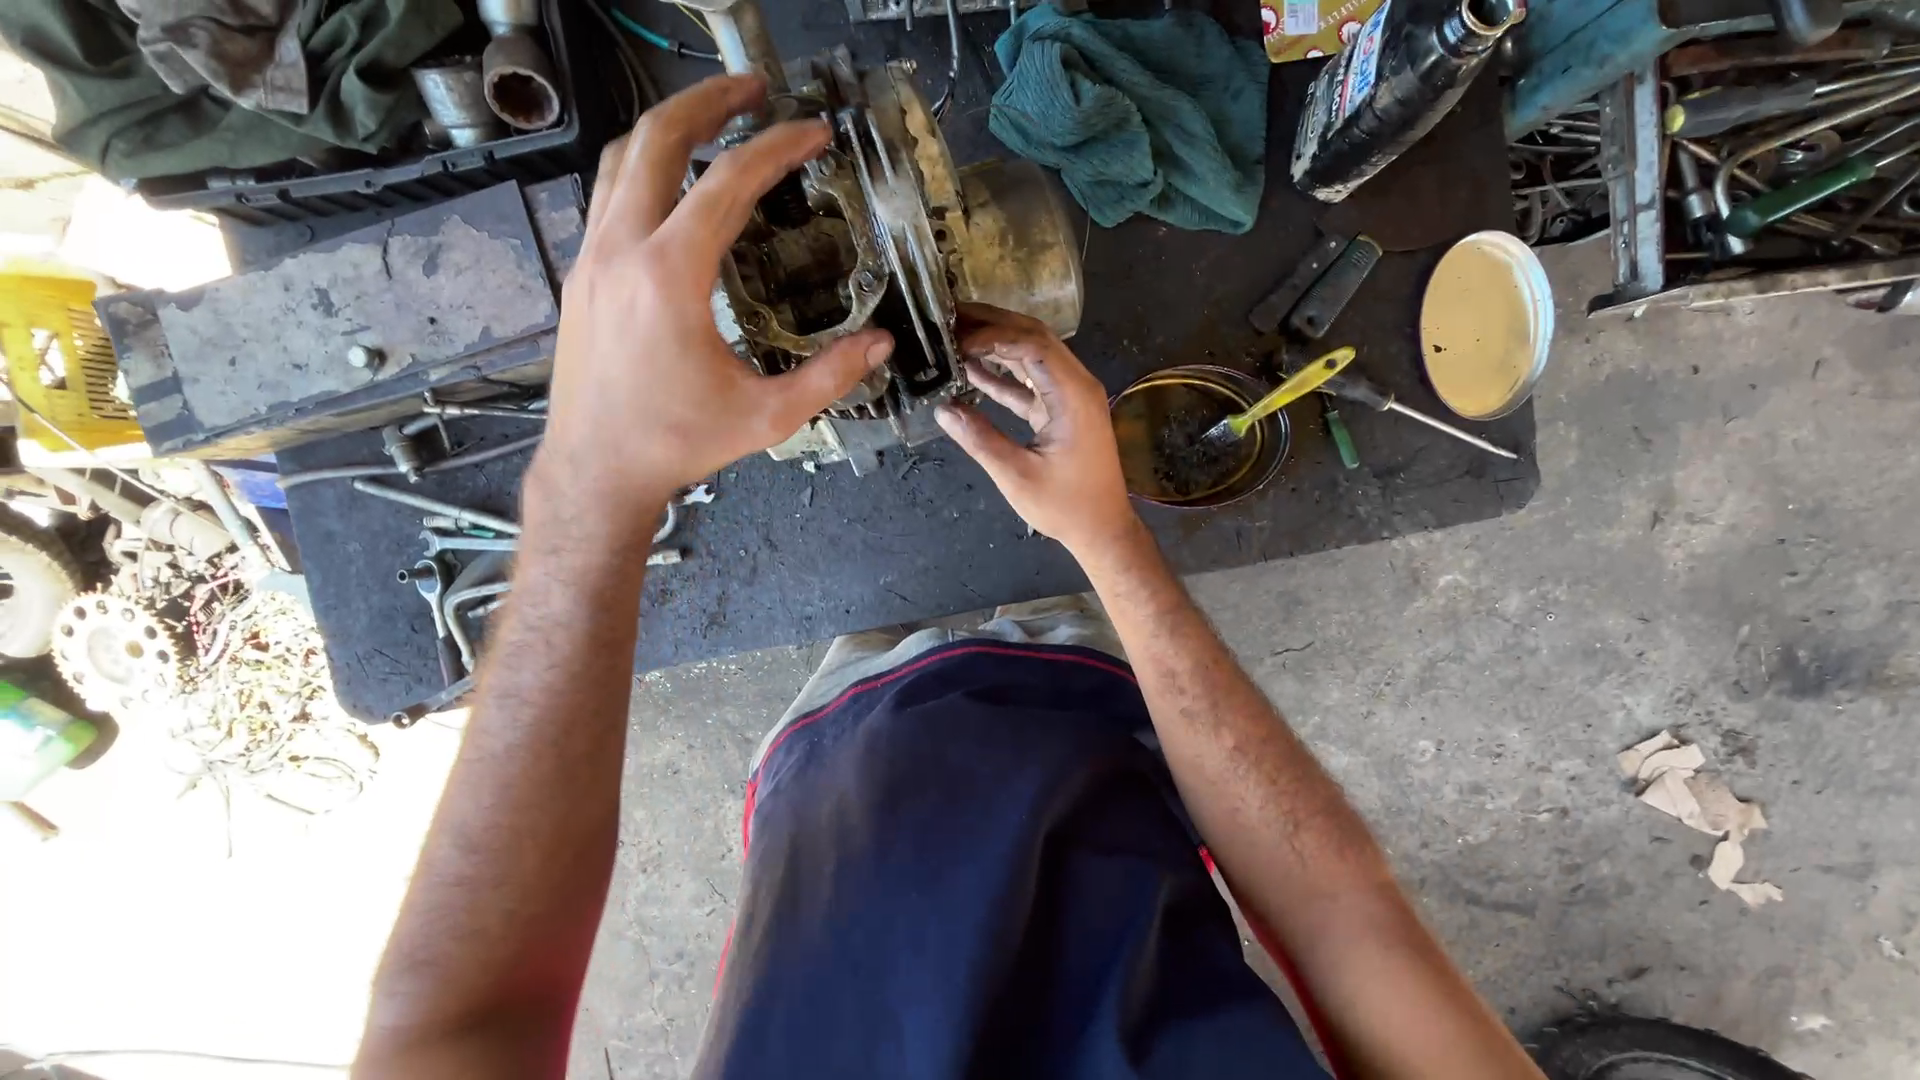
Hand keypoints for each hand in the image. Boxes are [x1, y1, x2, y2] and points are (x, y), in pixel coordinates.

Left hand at [535, 75, 894, 530]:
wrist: (595, 470)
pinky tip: (673, 183)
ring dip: (669, 127)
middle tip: (754, 87)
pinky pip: (607, 194)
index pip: (727, 184)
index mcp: (670, 276)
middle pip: (657, 139)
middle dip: (709, 101)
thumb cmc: (678, 444)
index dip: (776, 148)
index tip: (813, 130)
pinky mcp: (581, 275)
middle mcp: (622, 250)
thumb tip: (882, 343)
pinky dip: (642, 167)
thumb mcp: (769, 416)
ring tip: (714, 116)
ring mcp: (592, 258)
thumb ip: (830, 376)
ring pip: (620, 158)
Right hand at [934, 304, 1140, 558]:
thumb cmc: (1065, 506)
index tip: (955, 339)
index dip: (991, 335)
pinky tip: (970, 368)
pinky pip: (1030, 380)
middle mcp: (1076, 384)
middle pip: (1033, 337)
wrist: (1102, 528)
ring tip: (954, 334)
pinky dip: (1002, 373)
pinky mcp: (1061, 410)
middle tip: (950, 316)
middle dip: (992, 324)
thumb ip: (980, 439)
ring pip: (1031, 354)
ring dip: (995, 343)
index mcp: (1072, 394)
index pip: (1031, 344)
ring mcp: (1070, 395)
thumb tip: (942, 409)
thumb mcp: (1017, 475)